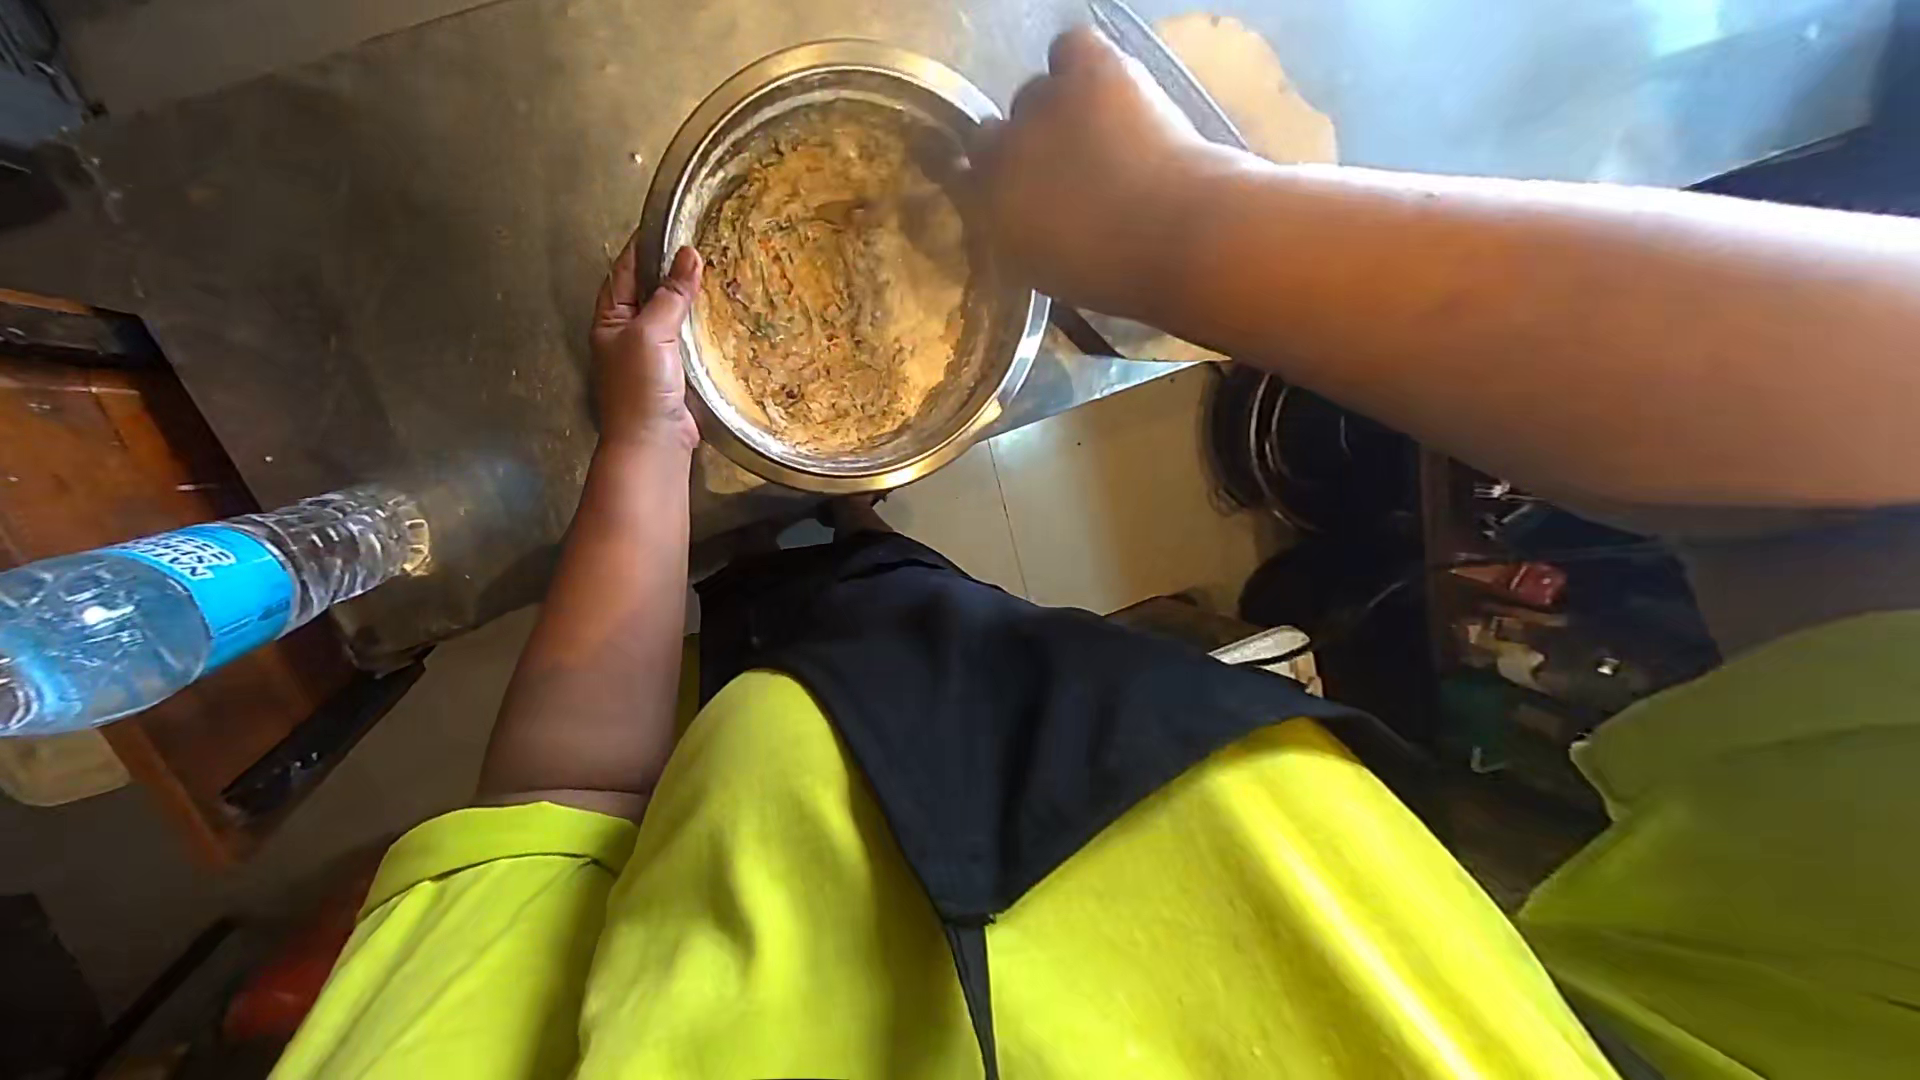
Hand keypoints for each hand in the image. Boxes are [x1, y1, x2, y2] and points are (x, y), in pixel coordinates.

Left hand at [591, 236, 702, 452]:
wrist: (654, 440)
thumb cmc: (641, 387)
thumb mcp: (652, 333)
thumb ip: (671, 295)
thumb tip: (690, 255)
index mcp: (610, 318)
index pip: (626, 270)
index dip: (646, 248)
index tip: (671, 226)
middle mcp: (628, 332)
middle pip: (650, 291)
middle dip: (672, 271)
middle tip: (701, 249)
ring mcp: (652, 354)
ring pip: (672, 316)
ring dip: (689, 299)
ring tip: (715, 276)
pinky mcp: (675, 373)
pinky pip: (688, 341)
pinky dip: (701, 327)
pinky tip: (718, 318)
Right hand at [971, 27, 1243, 318]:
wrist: (1173, 238)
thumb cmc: (1112, 274)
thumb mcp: (1046, 271)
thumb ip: (1019, 237)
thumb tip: (1019, 218)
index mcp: (990, 210)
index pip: (961, 178)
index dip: (982, 179)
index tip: (1005, 187)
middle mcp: (1002, 152)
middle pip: (991, 133)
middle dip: (1017, 148)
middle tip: (1056, 166)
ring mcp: (1041, 104)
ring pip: (1033, 94)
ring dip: (1053, 112)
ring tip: (1092, 133)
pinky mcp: (1087, 68)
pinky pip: (1069, 49)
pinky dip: (1081, 66)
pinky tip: (1102, 89)